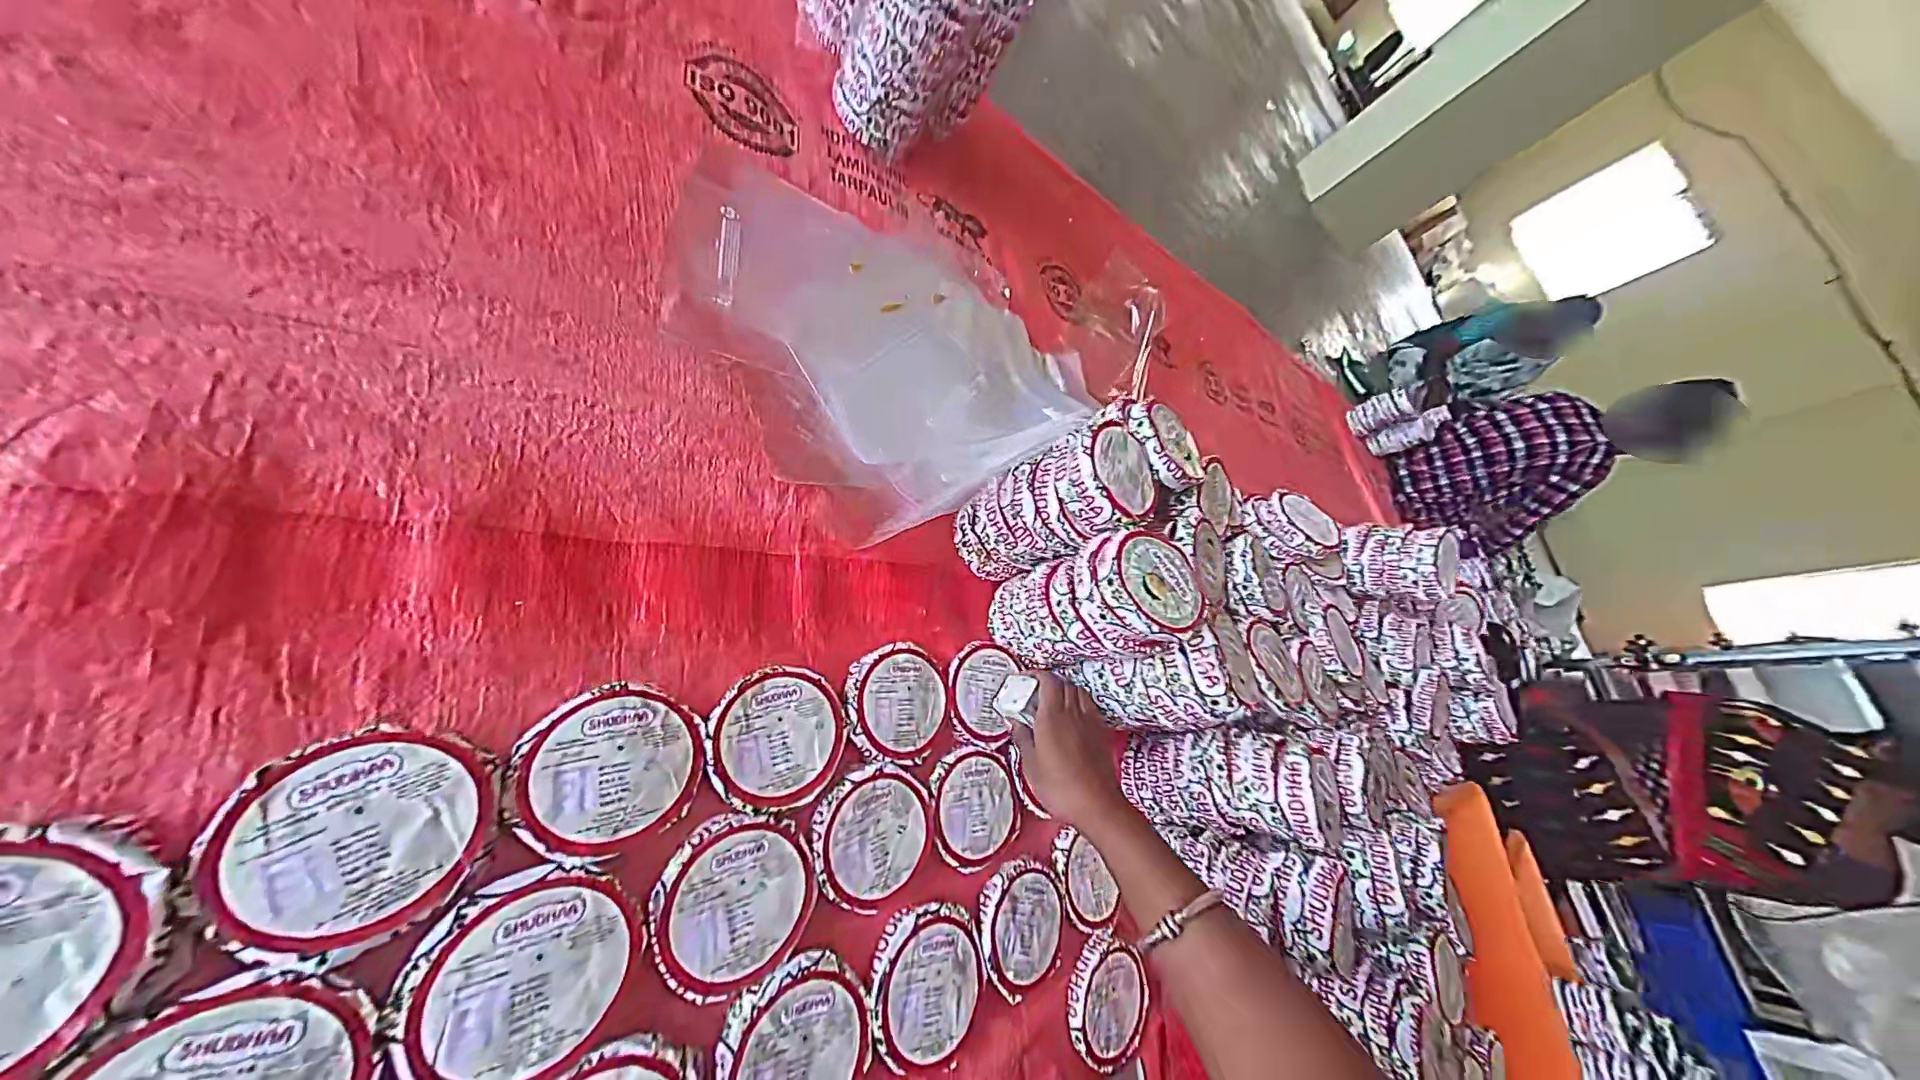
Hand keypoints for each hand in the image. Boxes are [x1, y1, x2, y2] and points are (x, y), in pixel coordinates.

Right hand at [1010, 673, 1130, 829]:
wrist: (1096, 804)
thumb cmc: (1060, 787)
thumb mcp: (1031, 765)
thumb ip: (1023, 737)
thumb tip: (1015, 722)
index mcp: (1052, 716)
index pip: (1048, 681)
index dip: (1036, 675)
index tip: (1025, 679)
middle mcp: (1073, 713)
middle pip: (1064, 683)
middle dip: (1049, 682)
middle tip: (1035, 693)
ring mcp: (1090, 721)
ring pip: (1078, 692)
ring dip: (1065, 691)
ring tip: (1054, 703)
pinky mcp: (1101, 732)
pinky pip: (1089, 706)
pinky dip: (1079, 703)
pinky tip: (1072, 718)